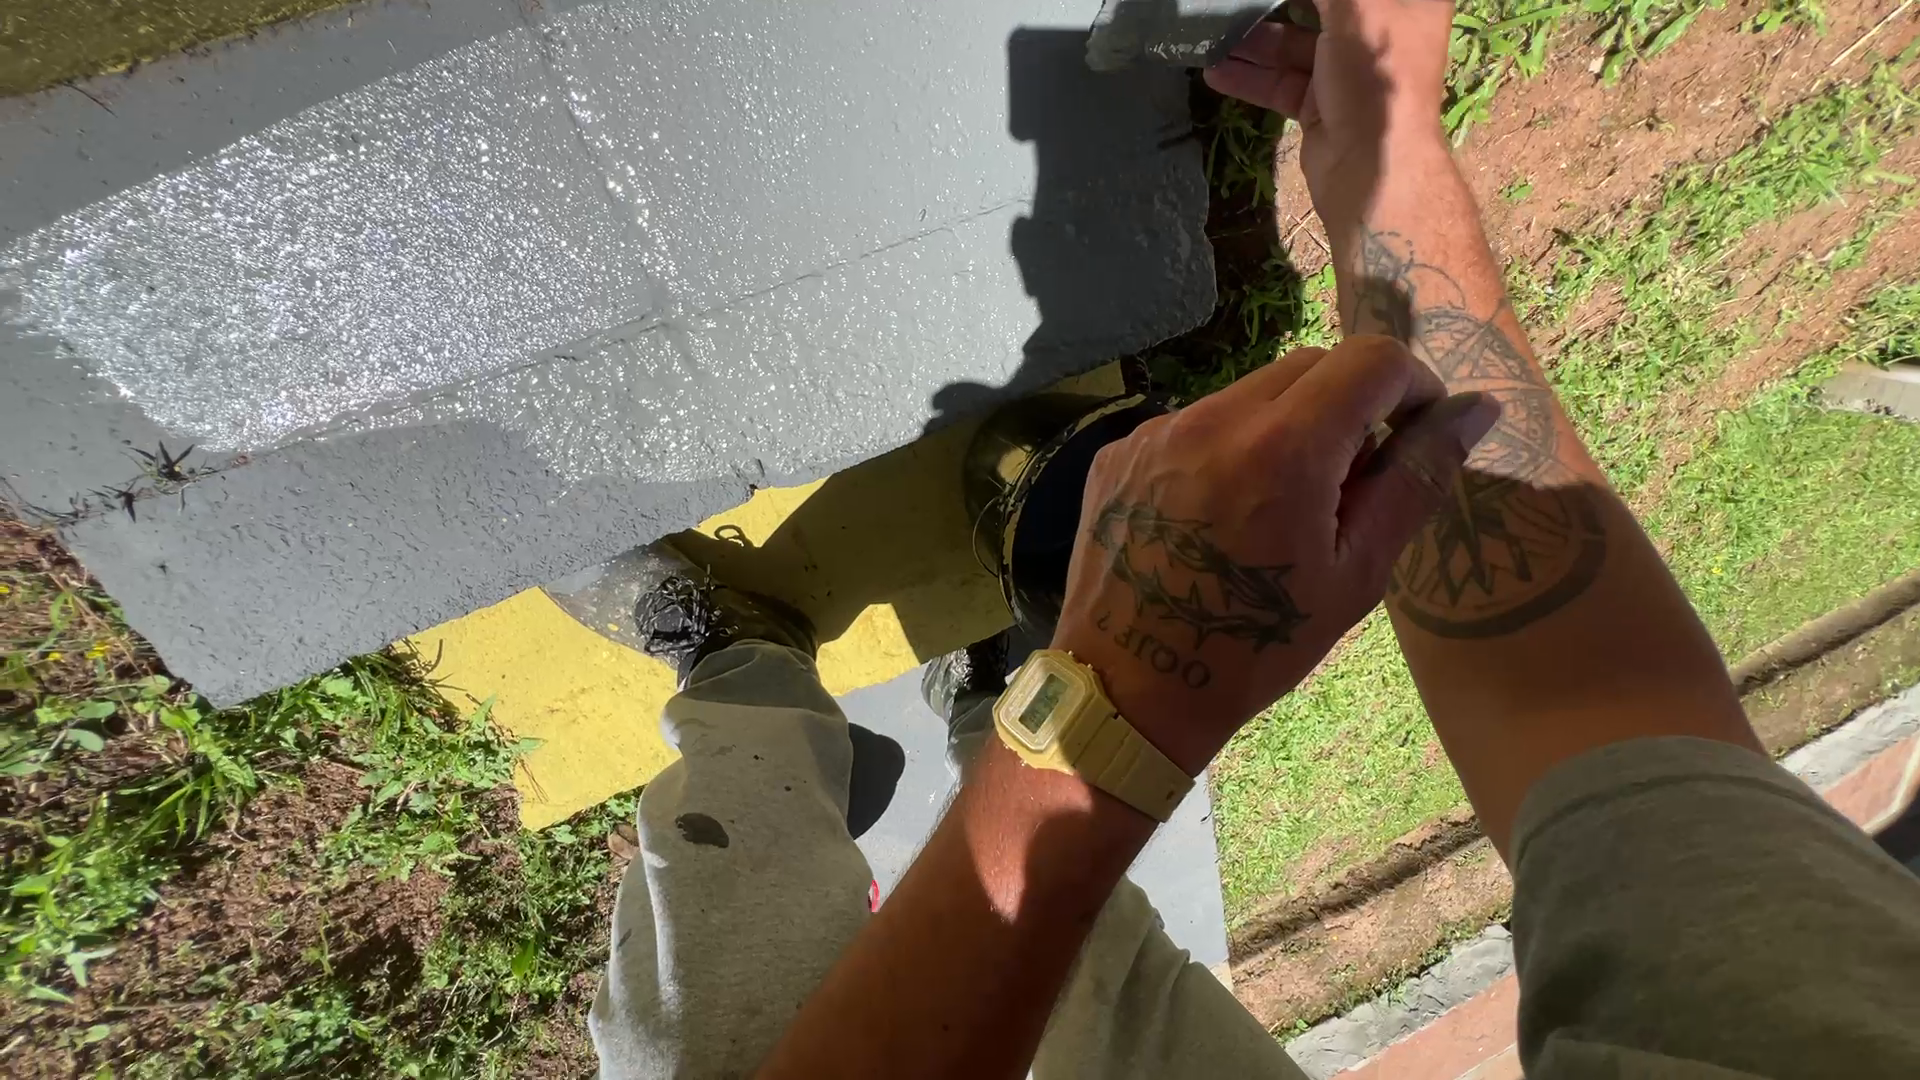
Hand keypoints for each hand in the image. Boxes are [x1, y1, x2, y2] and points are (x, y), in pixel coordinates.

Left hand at [1051, 337, 1499, 774]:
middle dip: (1345, 404)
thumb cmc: (1254, 645)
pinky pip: (1189, 426)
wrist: (1130, 684)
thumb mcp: (1355, 573)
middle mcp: (1210, 419)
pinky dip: (1220, 448)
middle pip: (1306, 366)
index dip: (1410, 387)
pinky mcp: (1116, 453)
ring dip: (1279, 426)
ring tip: (1270, 506)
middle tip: (1344, 480)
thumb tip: (1476, 409)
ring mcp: (1153, 433)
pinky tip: (1209, 514)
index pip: (1371, 357)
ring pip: (1244, 394)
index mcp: (1281, 446)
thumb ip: (1417, 479)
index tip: (1407, 437)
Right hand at [1203, 0, 1454, 224]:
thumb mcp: (1356, 7)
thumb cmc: (1375, 75)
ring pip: (1294, 49)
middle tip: (1237, 3)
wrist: (1369, 167)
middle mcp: (1377, 31)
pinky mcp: (1318, 106)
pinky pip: (1281, 84)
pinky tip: (1216, 72)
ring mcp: (1345, 72)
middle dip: (1277, 6)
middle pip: (1321, 8)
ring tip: (1213, 34)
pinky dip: (1251, 79)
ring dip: (1253, 44)